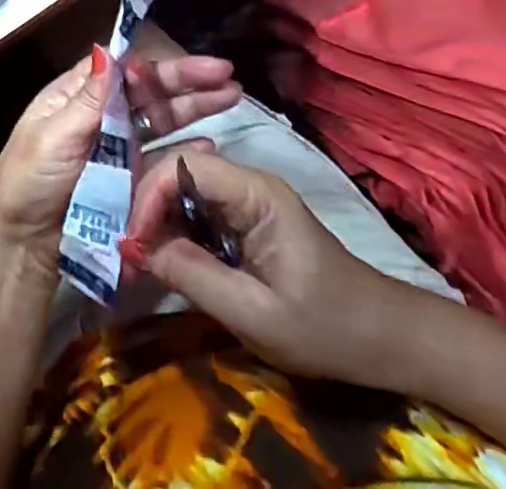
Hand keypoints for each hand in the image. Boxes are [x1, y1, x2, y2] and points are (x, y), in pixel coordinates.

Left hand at [0, 48, 241, 285]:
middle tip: (229, 76)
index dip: (162, 65)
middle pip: (148, 92)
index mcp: (75, 96)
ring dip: (194, 107)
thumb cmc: (29, 181)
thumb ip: (89, 99)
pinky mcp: (126, 177)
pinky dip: (185, 148)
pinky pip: (160, 157)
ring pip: (159, 119)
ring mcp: (115, 146)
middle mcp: (99, 114)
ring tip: (232, 97)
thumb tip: (111, 51)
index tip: (199, 64)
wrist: (22, 243)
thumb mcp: (54, 136)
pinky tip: (210, 144)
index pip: (124, 69)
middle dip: (188, 82)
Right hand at [126, 152, 446, 390]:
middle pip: (177, 171)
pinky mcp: (241, 219)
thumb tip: (132, 248)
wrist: (382, 339)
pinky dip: (171, 231)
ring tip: (134, 256)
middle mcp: (246, 184)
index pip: (183, 166)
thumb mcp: (253, 311)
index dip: (148, 196)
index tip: (131, 241)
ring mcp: (244, 200)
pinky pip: (194, 211)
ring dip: (154, 220)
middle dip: (144, 206)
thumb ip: (191, 274)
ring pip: (181, 191)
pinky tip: (159, 256)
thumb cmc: (325, 326)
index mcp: (256, 192)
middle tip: (123, 250)